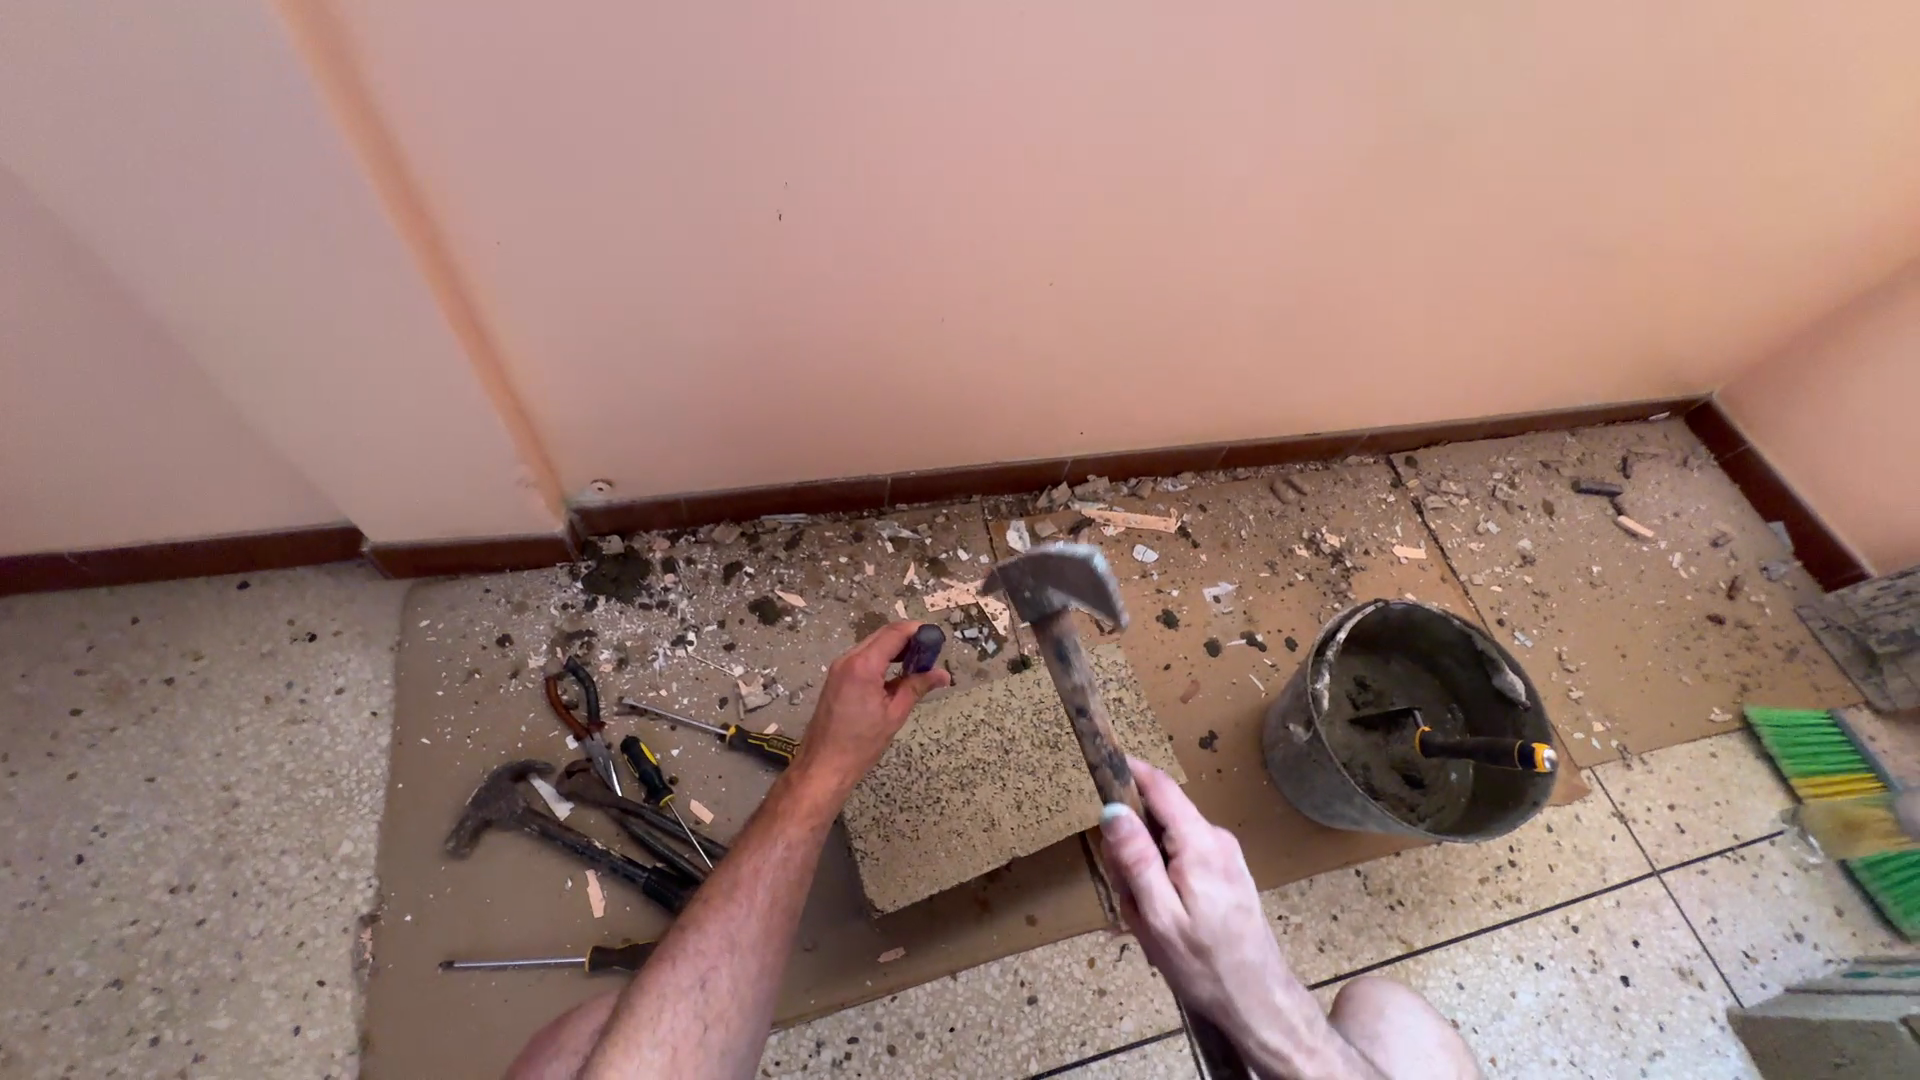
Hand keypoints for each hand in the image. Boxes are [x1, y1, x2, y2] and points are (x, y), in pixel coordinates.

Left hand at [792, 621, 950, 793]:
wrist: (823, 765)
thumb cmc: (861, 744)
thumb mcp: (894, 714)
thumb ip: (917, 687)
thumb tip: (943, 674)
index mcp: (863, 666)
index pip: (894, 633)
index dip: (917, 631)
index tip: (937, 638)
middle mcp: (848, 659)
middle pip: (883, 635)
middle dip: (908, 638)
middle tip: (931, 652)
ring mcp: (839, 667)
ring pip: (872, 645)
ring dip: (895, 648)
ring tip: (919, 664)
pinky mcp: (836, 677)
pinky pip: (863, 657)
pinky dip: (882, 659)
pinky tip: (897, 673)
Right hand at [1098, 759, 1322, 1056]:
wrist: (1260, 1006)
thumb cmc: (1205, 966)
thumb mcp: (1157, 917)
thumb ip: (1135, 860)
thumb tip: (1112, 809)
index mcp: (1200, 843)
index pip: (1160, 785)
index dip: (1129, 770)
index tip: (1099, 765)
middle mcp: (1216, 838)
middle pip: (1159, 814)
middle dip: (1131, 840)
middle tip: (1122, 887)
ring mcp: (1225, 854)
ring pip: (1168, 837)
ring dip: (1146, 865)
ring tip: (1144, 912)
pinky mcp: (1226, 870)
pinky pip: (1182, 855)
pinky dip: (1162, 875)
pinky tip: (1163, 914)